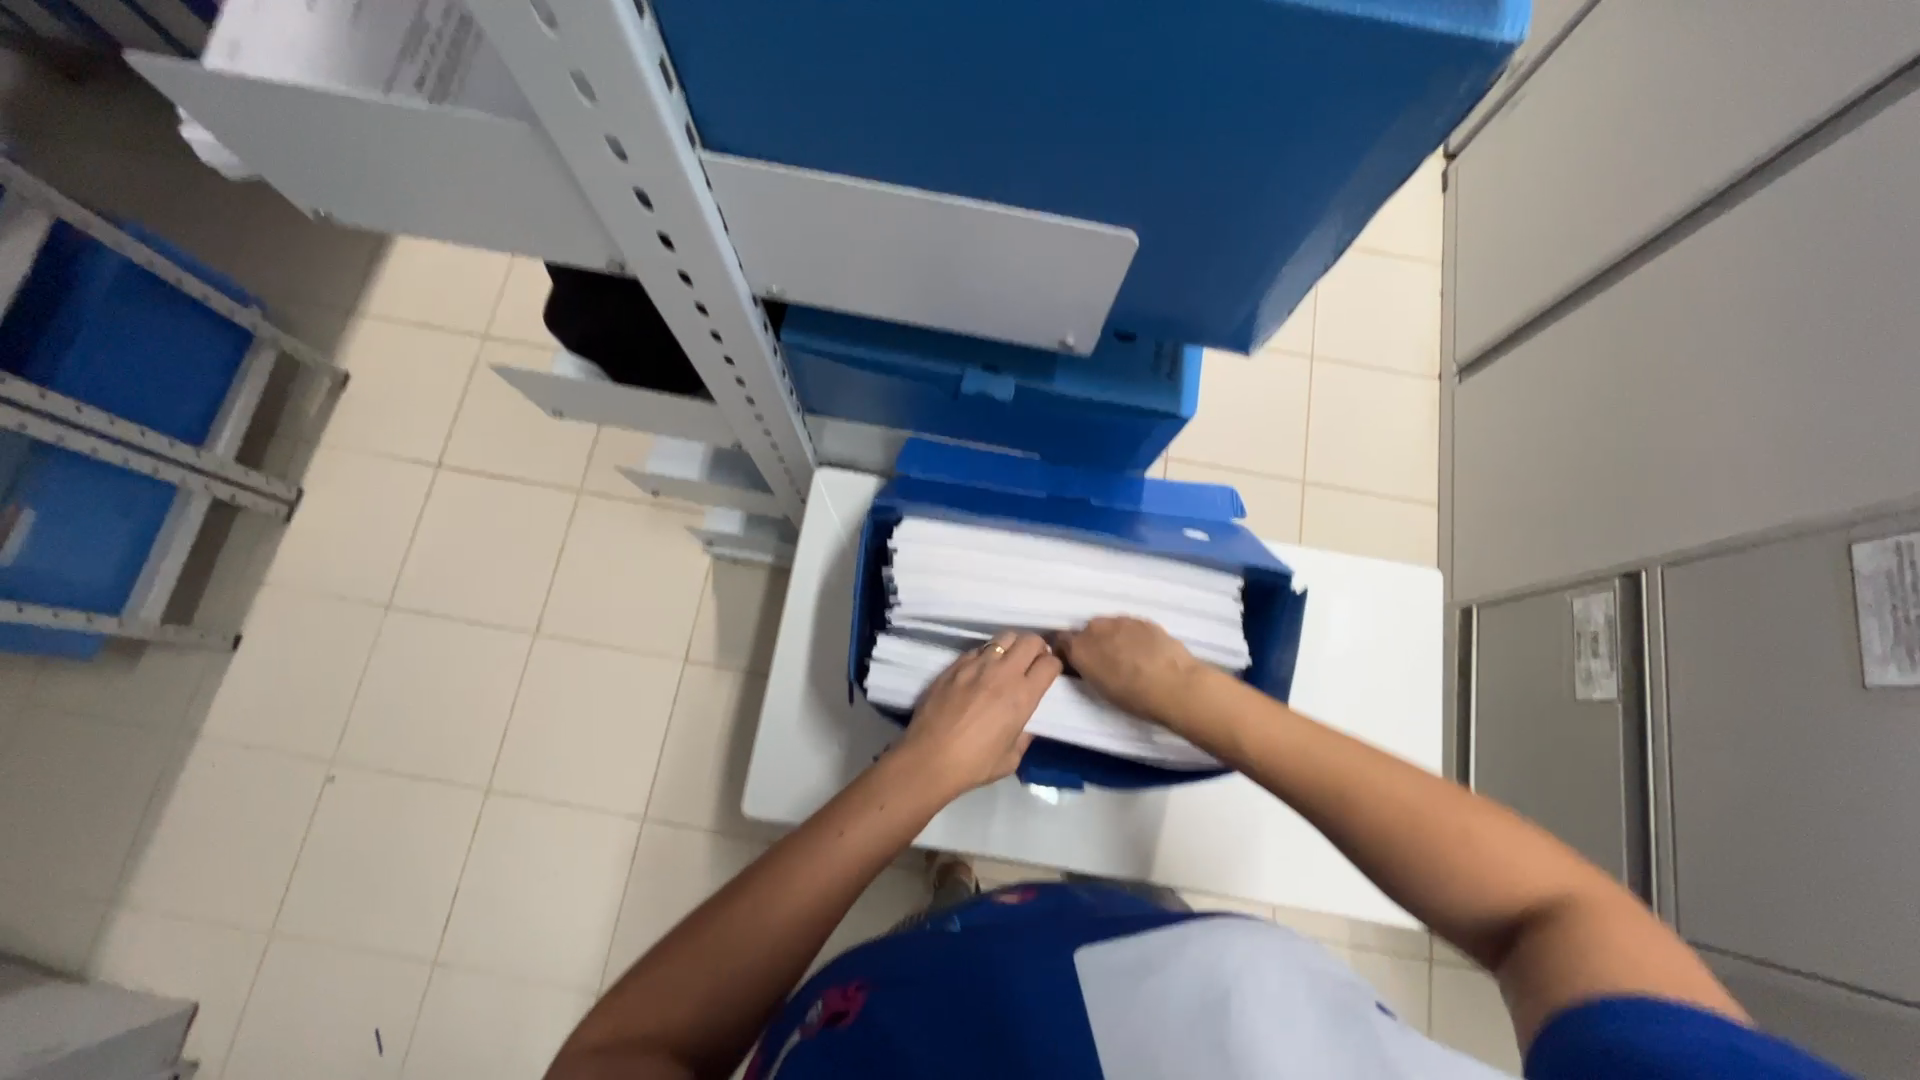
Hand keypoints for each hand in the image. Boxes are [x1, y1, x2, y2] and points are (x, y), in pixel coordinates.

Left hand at [892, 632, 1060, 797]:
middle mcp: (1002, 673)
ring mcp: (976, 665)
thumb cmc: (974, 764)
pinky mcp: (954, 665)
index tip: (1049, 674)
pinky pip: (978, 649)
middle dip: (1037, 648)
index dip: (1054, 665)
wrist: (928, 758)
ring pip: (1004, 637)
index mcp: (1022, 696)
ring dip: (1012, 646)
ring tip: (1008, 661)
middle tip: (1033, 661)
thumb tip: (1026, 722)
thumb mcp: (1012, 757)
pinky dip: (986, 655)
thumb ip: (1025, 734)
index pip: (1050, 663)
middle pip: (1030, 640)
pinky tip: (981, 671)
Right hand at [1050, 617, 1210, 729]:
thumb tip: (1087, 661)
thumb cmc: (1133, 696)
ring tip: (1129, 656)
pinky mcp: (1143, 620)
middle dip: (1093, 643)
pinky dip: (1133, 636)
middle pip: (1087, 631)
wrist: (1174, 685)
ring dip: (1114, 637)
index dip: (1068, 650)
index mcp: (1079, 648)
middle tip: (1106, 661)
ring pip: (1110, 627)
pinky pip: (1130, 627)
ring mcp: (1121, 621)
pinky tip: (1146, 651)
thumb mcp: (1099, 687)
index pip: (1061, 640)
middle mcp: (1096, 628)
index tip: (1075, 661)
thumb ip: (1088, 667)